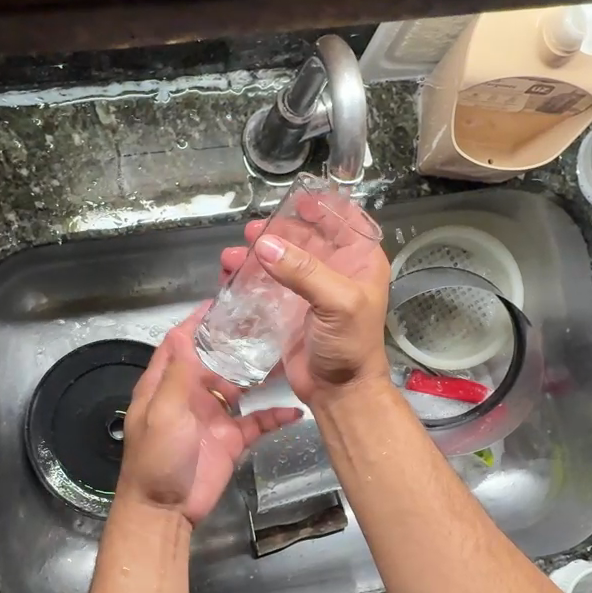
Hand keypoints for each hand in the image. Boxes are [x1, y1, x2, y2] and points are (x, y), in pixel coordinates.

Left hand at [115, 309, 301, 525]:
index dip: (197, 322)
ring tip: (286, 353)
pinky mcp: (231, 440)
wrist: (164, 510)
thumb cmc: (156, 459)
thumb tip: (184, 333)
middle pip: (214, 360)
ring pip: (239, 387)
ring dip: (257, 374)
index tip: (222, 301)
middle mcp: (189, 395)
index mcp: (165, 384)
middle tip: (265, 321)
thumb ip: (178, 375)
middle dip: (235, 342)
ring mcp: (212, 417)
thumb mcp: (163, 411)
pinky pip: (257, 422)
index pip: (179, 343)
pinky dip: (275, 416)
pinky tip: (295, 410)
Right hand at [218, 195, 392, 406]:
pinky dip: (250, 277)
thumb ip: (302, 271)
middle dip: (278, 232)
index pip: (345, 220)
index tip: (295, 200)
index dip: (322, 206)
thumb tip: (265, 246)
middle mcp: (338, 271)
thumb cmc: (350, 346)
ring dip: (259, 254)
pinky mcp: (291, 309)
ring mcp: (312, 290)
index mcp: (361, 261)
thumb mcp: (336, 303)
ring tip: (233, 255)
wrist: (339, 392)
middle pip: (306, 237)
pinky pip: (269, 285)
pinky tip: (231, 275)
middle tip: (253, 231)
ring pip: (283, 260)